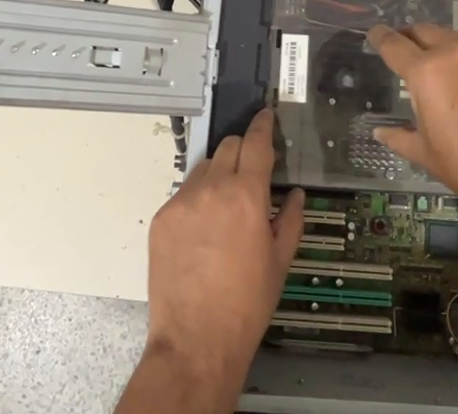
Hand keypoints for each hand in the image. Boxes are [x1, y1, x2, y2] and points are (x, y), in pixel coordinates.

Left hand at [141, 108, 303, 391]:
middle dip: (243, 151)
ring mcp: (182, 202)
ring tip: (227, 206)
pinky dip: (197, 199)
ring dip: (219, 174)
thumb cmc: (245, 305)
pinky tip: (204, 228)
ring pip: (204, 167)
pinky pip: (183, 193)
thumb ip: (291, 219)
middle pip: (229, 146)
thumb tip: (296, 196)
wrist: (196, 339)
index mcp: (247, 196)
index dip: (263, 125)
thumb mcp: (280, 261)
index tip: (266, 117)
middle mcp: (212, 190)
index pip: (256, 143)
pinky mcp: (161, 218)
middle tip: (252, 171)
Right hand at [368, 23, 457, 220]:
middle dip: (408, 37)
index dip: (380, 37)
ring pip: (451, 37)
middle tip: (402, 50)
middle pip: (423, 31)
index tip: (374, 34)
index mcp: (425, 73)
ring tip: (434, 64)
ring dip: (437, 45)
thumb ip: (399, 137)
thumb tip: (380, 131)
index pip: (394, 44)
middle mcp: (452, 54)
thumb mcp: (426, 154)